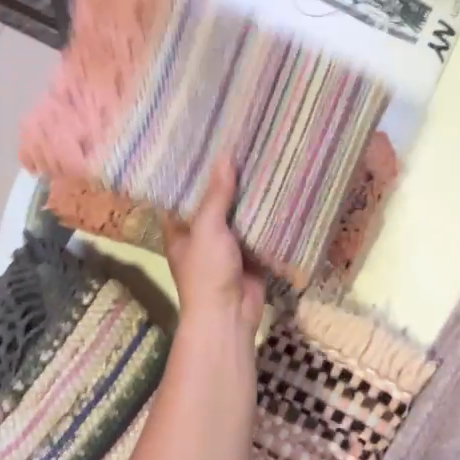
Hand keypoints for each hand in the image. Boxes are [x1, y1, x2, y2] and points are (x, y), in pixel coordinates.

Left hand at [163, 158, 264, 331]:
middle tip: (242, 144)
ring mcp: (228, 246)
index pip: (184, 192)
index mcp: (180, 228)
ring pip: (239, 215)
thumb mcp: (207, 229)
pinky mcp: (251, 256)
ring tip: (263, 160)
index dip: (194, 171)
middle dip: (228, 180)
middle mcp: (202, 235)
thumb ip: (217, 195)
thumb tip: (225, 156)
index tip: (207, 143)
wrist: (229, 316)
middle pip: (215, 201)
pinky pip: (259, 231)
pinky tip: (279, 192)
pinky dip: (268, 217)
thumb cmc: (207, 272)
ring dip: (250, 196)